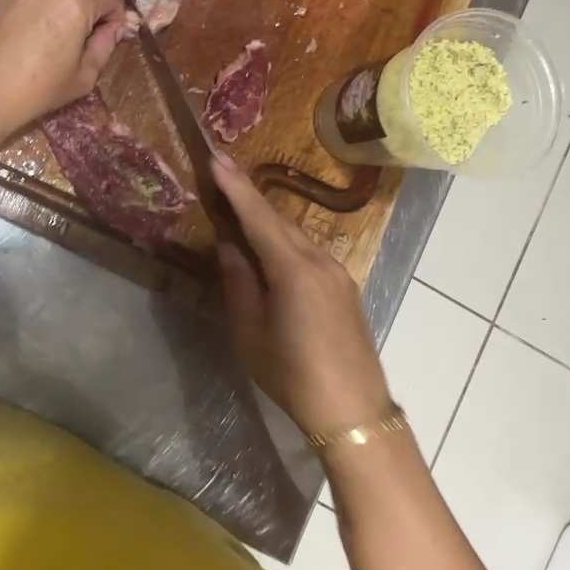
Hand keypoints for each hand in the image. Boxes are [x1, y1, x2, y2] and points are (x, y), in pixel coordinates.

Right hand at [212, 154, 392, 437]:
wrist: (353, 413)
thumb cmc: (292, 374)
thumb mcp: (250, 331)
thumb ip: (238, 282)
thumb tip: (229, 246)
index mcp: (293, 269)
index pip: (258, 216)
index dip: (235, 186)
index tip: (216, 157)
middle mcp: (320, 261)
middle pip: (279, 221)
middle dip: (249, 199)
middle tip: (220, 179)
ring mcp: (338, 274)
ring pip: (296, 236)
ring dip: (267, 221)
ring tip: (238, 212)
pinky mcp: (345, 290)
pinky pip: (308, 252)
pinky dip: (284, 242)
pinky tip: (269, 250)